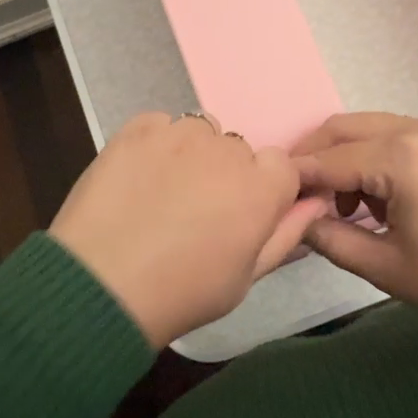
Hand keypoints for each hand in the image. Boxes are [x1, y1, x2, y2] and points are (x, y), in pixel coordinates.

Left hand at [50, 112, 326, 348]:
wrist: (102, 286)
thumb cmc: (183, 292)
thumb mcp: (246, 277)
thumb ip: (286, 233)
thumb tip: (315, 202)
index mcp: (262, 187)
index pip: (281, 166)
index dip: (263, 191)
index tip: (240, 217)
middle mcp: (227, 150)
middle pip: (239, 150)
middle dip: (226, 175)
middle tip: (195, 214)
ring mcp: (179, 134)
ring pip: (200, 133)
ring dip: (192, 155)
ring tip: (163, 195)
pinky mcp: (137, 129)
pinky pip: (160, 124)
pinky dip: (156, 144)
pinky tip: (139, 179)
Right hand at [293, 113, 417, 337]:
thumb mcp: (385, 266)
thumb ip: (330, 239)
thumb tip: (295, 222)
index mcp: (399, 157)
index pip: (325, 160)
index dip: (293, 182)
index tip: (267, 205)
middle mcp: (413, 130)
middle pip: (340, 129)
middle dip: (311, 160)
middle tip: (296, 203)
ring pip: (363, 129)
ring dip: (340, 159)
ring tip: (338, 211)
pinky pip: (388, 137)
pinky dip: (366, 159)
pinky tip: (370, 203)